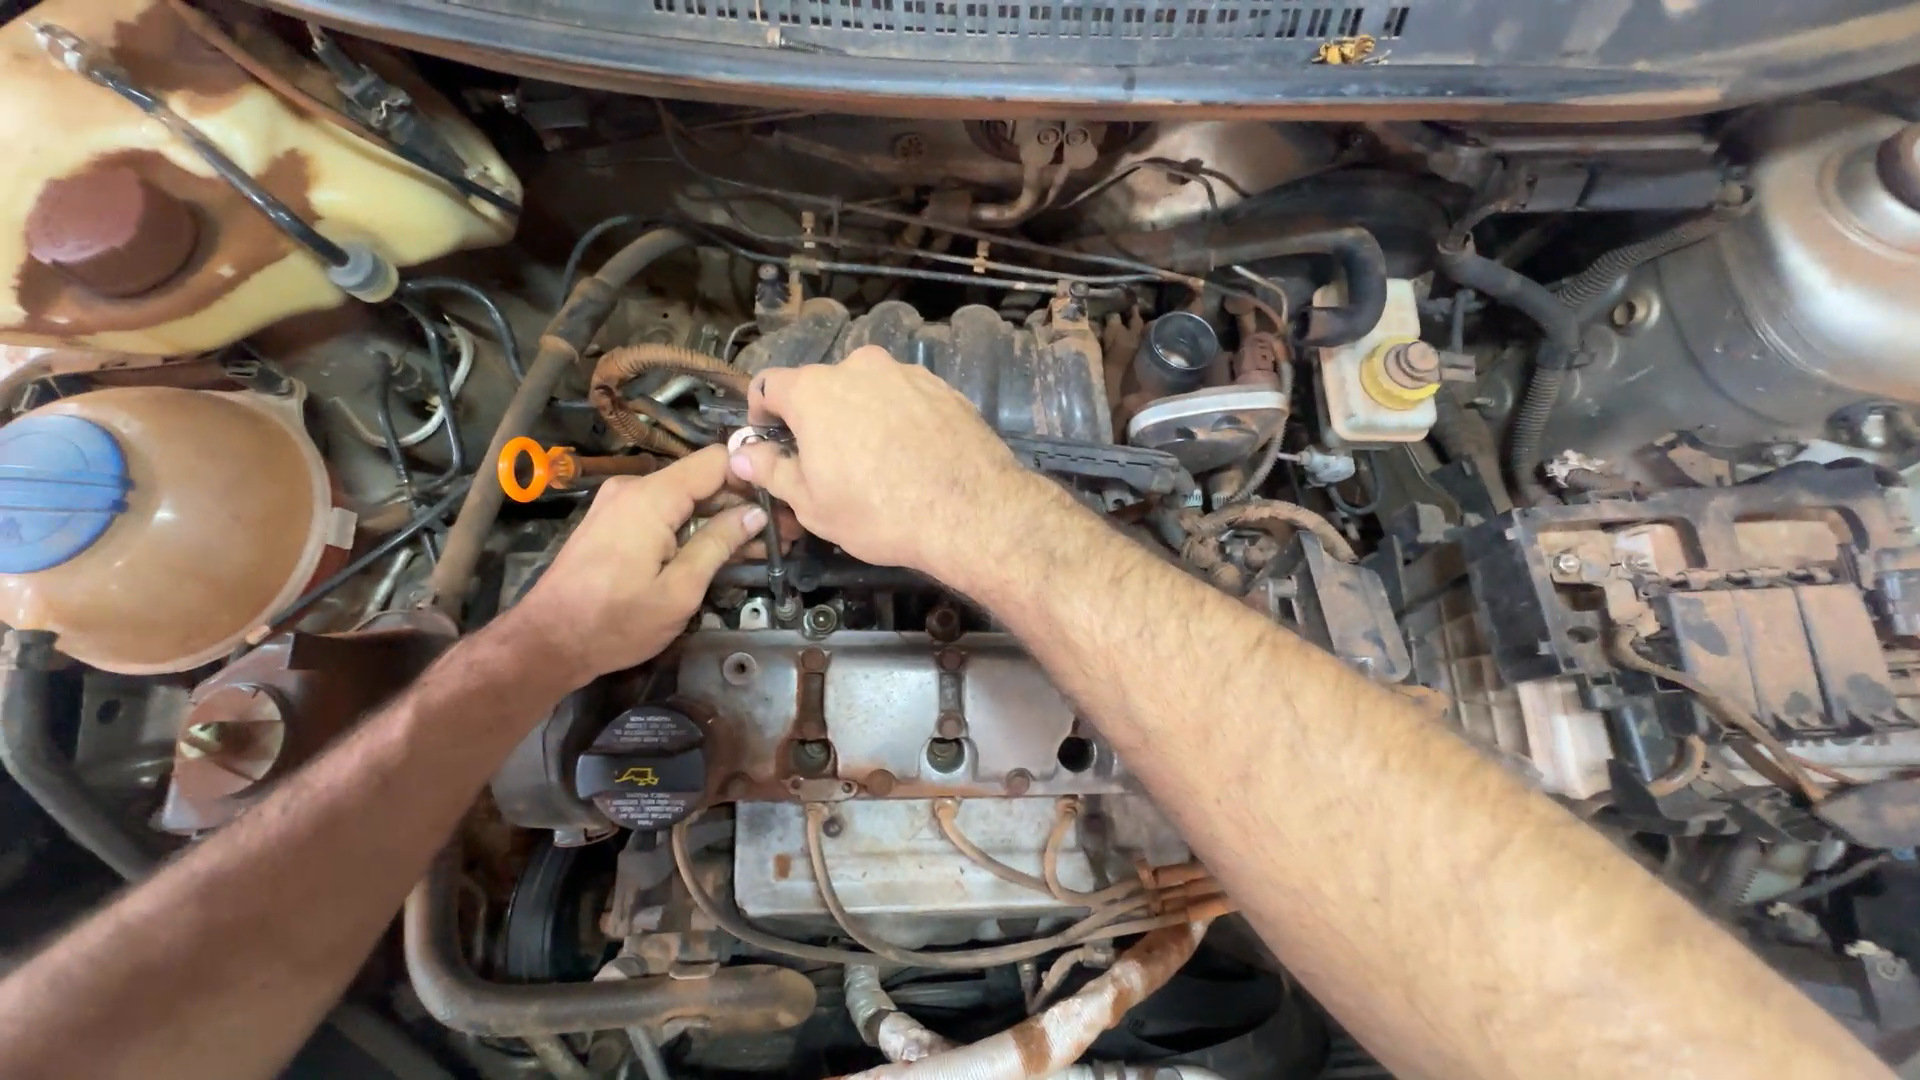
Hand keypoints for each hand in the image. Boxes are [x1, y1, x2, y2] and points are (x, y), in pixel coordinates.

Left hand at [514, 446, 764, 680]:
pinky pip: (666, 513)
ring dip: (723, 520)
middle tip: (785, 533)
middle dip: (744, 504)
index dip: (754, 477)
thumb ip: (718, 544)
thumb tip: (755, 514)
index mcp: (652, 497)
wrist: (547, 643)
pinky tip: (725, 550)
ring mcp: (621, 504)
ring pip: (686, 499)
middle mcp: (634, 488)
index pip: (717, 460)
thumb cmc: (615, 622)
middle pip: (703, 480)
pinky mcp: (615, 522)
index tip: (784, 503)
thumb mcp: (680, 589)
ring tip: (765, 546)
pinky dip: (695, 528)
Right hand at [728, 346, 1034, 576]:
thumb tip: (742, 454)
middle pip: (822, 388)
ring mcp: (906, 373)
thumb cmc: (879, 512)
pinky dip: (899, 419)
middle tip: (828, 463)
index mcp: (815, 390)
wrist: (971, 513)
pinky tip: (912, 456)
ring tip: (876, 463)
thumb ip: (771, 470)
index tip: (771, 441)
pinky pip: (906, 399)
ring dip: (861, 417)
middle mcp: (859, 367)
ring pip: (868, 391)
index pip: (767, 385)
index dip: (762, 414)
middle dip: (817, 419)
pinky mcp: (943, 388)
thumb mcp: (811, 503)